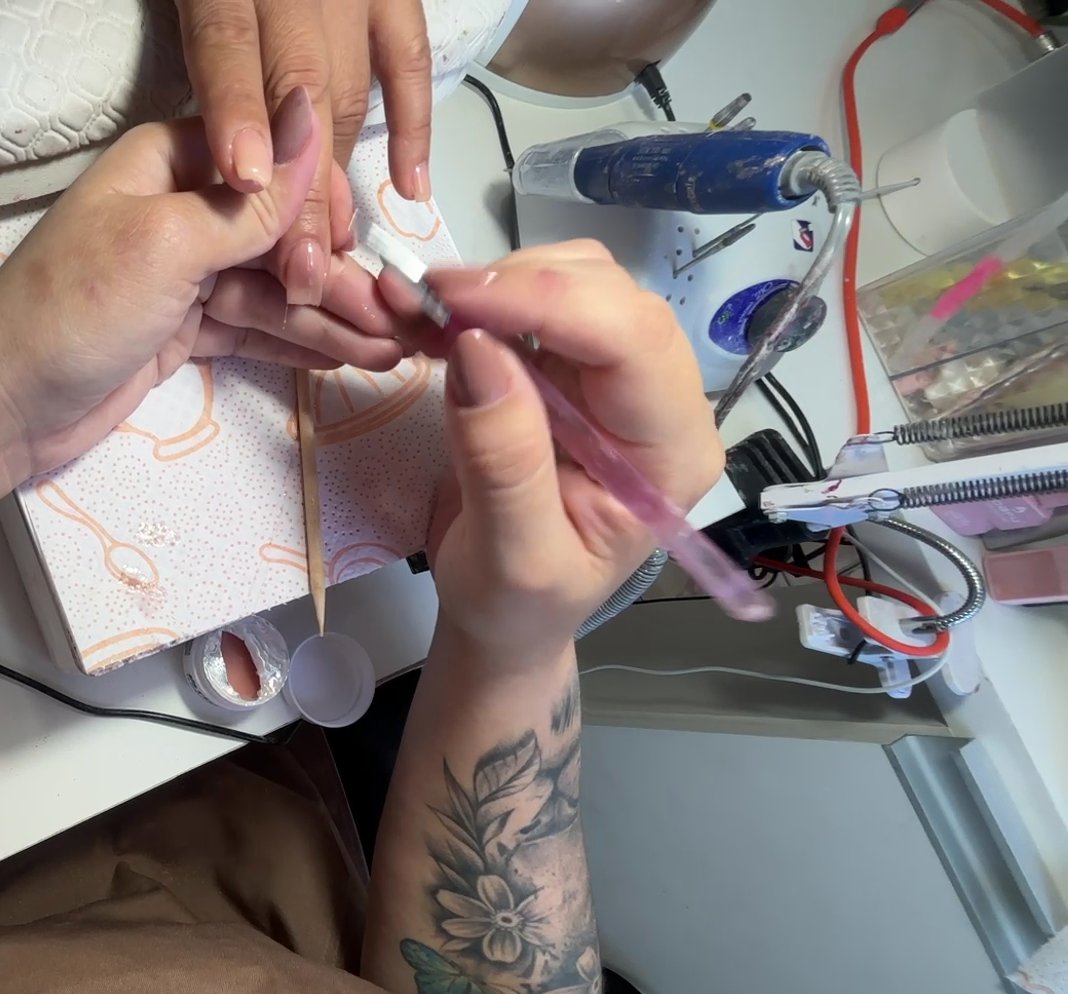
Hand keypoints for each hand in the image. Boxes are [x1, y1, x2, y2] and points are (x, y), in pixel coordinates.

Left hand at [0, 90, 408, 479]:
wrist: (7, 406)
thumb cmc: (74, 311)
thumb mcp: (165, 244)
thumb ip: (246, 200)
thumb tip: (310, 113)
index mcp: (170, 164)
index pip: (270, 172)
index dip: (325, 217)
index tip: (371, 262)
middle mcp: (180, 213)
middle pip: (278, 238)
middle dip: (338, 281)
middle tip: (401, 322)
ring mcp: (181, 277)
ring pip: (270, 291)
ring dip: (327, 320)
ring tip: (390, 349)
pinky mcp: (180, 331)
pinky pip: (249, 329)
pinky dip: (292, 343)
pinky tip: (343, 355)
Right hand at [380, 242, 724, 652]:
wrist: (504, 615)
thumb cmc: (515, 603)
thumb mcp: (511, 556)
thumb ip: (502, 462)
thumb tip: (474, 351)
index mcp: (667, 453)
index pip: (630, 342)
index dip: (545, 303)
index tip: (452, 300)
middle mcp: (652, 404)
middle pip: (608, 299)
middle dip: (515, 283)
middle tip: (423, 299)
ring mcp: (606, 387)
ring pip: (571, 290)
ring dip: (494, 286)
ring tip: (420, 308)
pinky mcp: (562, 381)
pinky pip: (529, 315)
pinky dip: (478, 305)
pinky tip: (432, 319)